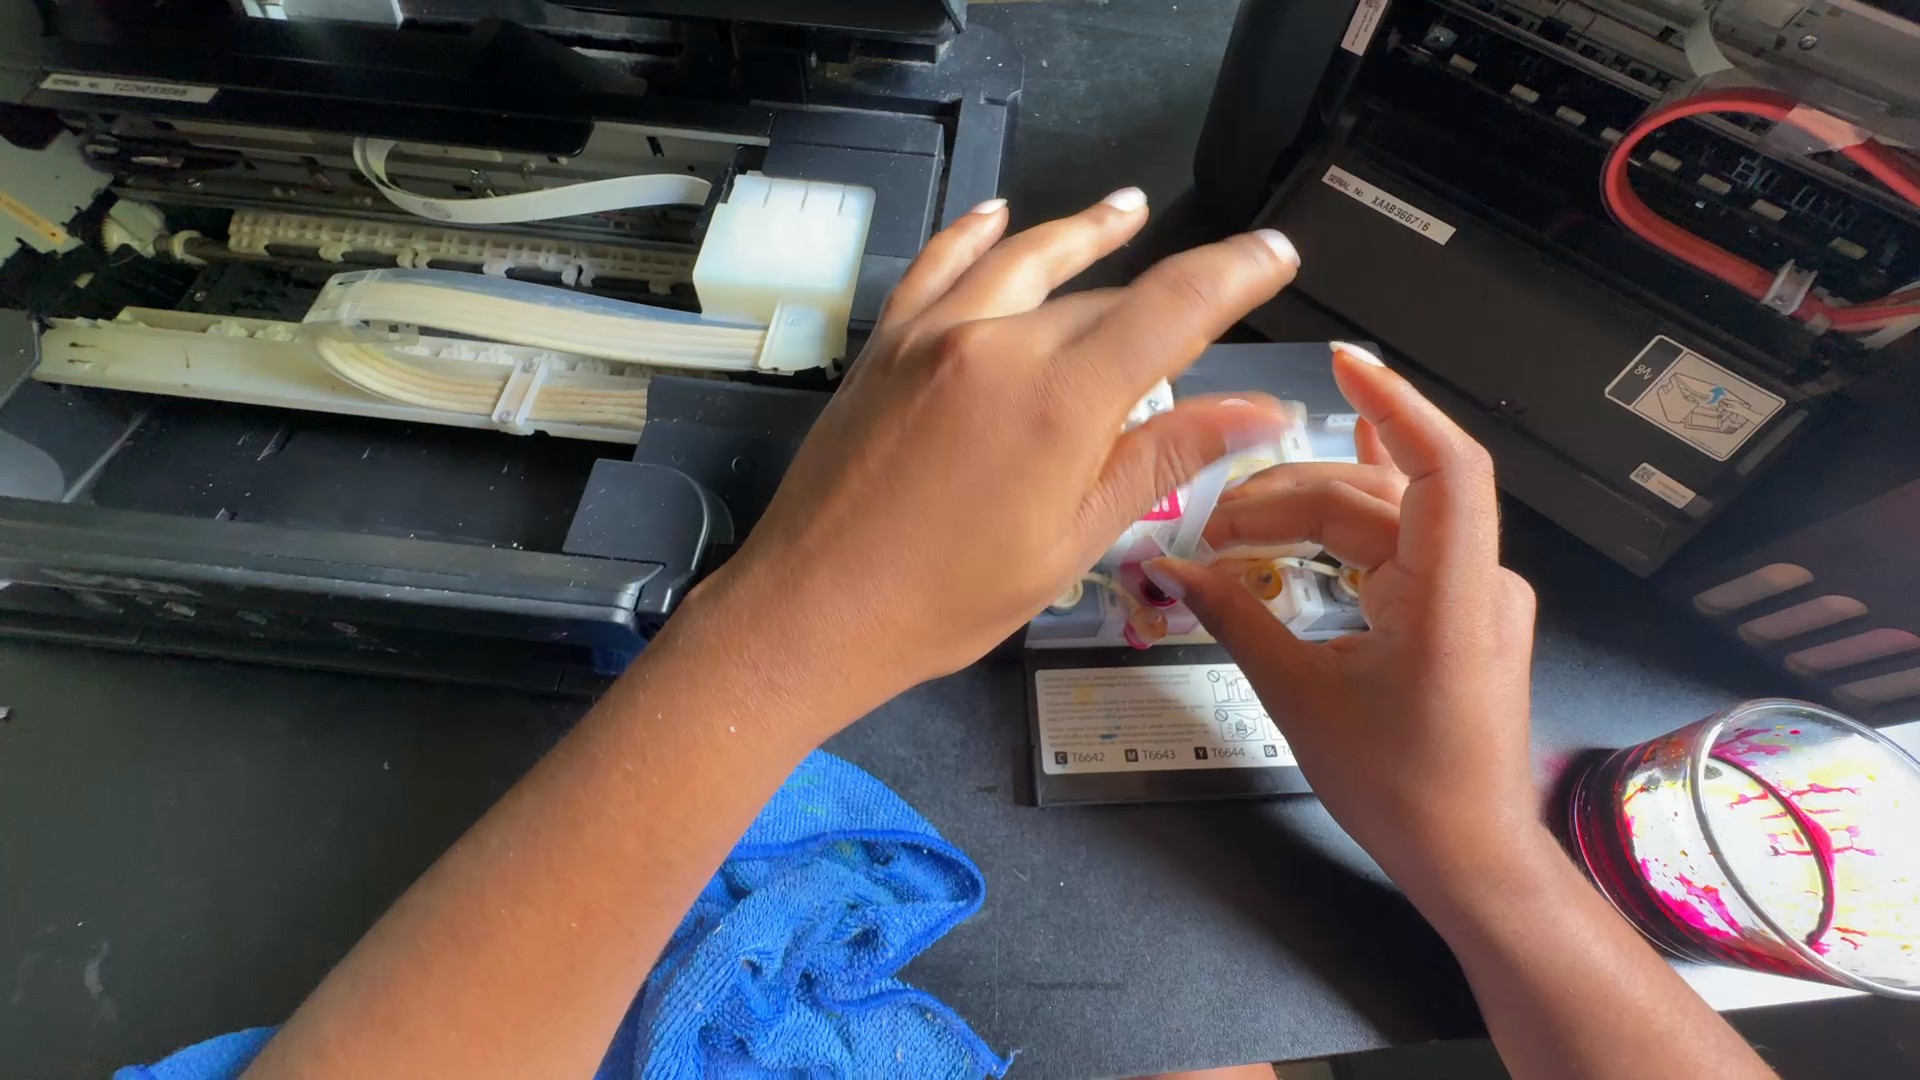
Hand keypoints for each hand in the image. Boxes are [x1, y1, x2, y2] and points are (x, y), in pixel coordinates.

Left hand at [673, 191, 1301, 720]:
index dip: (1235, 275)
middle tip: (1206, 297)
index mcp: (1059, 402)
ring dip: (1083, 232)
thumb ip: (1160, 459)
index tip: (1275, 258)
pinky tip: (996, 214)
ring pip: (1025, 262)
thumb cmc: (948, 600)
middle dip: (1162, 297)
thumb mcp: (1070, 542)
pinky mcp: (885, 346)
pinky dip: (972, 235)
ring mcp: (932, 335)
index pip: (1172, 309)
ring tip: (1128, 208)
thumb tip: (1256, 412)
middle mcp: (999, 344)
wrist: (815, 611)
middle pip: (1103, 298)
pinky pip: (936, 267)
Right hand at [1143, 345, 1538, 897]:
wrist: (1462, 850)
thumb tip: (1168, 569)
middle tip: (1210, 524)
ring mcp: (1467, 589)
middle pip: (1375, 496)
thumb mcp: (1296, 694)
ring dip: (1304, 513)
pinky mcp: (1451, 603)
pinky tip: (1345, 458)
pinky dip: (1361, 503)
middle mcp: (1474, 578)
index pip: (1445, 471)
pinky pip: (1400, 536)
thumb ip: (1233, 615)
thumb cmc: (1391, 783)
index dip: (1396, 406)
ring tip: (1233, 528)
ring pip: (1379, 517)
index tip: (1342, 363)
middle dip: (1285, 498)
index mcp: (1448, 599)